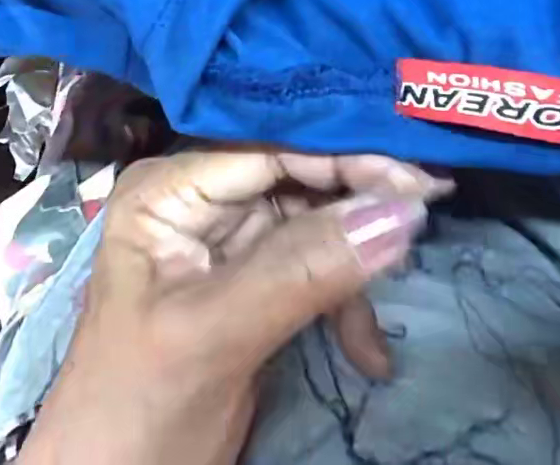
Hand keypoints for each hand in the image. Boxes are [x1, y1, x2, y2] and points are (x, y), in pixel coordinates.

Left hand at [17, 149, 450, 464]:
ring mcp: (229, 237)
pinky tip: (366, 353)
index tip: (418, 180)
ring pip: (316, 223)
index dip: (344, 158)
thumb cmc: (136, 408)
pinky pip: (316, 267)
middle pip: (299, 179)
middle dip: (357, 207)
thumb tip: (403, 211)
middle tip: (423, 216)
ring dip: (353, 268)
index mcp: (171, 187)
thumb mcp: (216, 333)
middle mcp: (202, 196)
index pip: (271, 151)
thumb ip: (306, 268)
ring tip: (381, 311)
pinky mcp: (254, 277)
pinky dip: (344, 304)